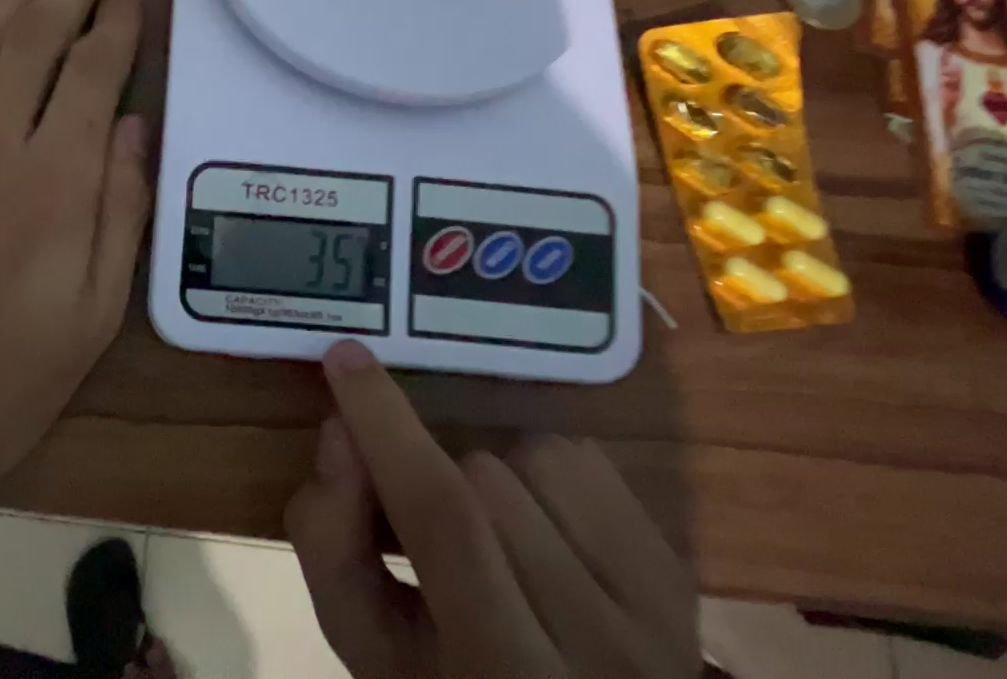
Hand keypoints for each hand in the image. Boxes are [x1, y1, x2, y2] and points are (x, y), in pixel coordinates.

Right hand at [287, 341, 697, 678]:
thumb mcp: (366, 648)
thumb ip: (332, 544)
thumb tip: (342, 426)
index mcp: (502, 672)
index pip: (445, 519)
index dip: (388, 428)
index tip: (346, 359)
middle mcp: (599, 646)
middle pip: (485, 480)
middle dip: (431, 477)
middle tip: (413, 515)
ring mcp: (653, 609)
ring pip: (538, 459)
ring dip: (490, 477)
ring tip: (488, 537)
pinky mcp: (673, 570)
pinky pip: (583, 458)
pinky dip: (539, 472)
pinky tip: (536, 526)